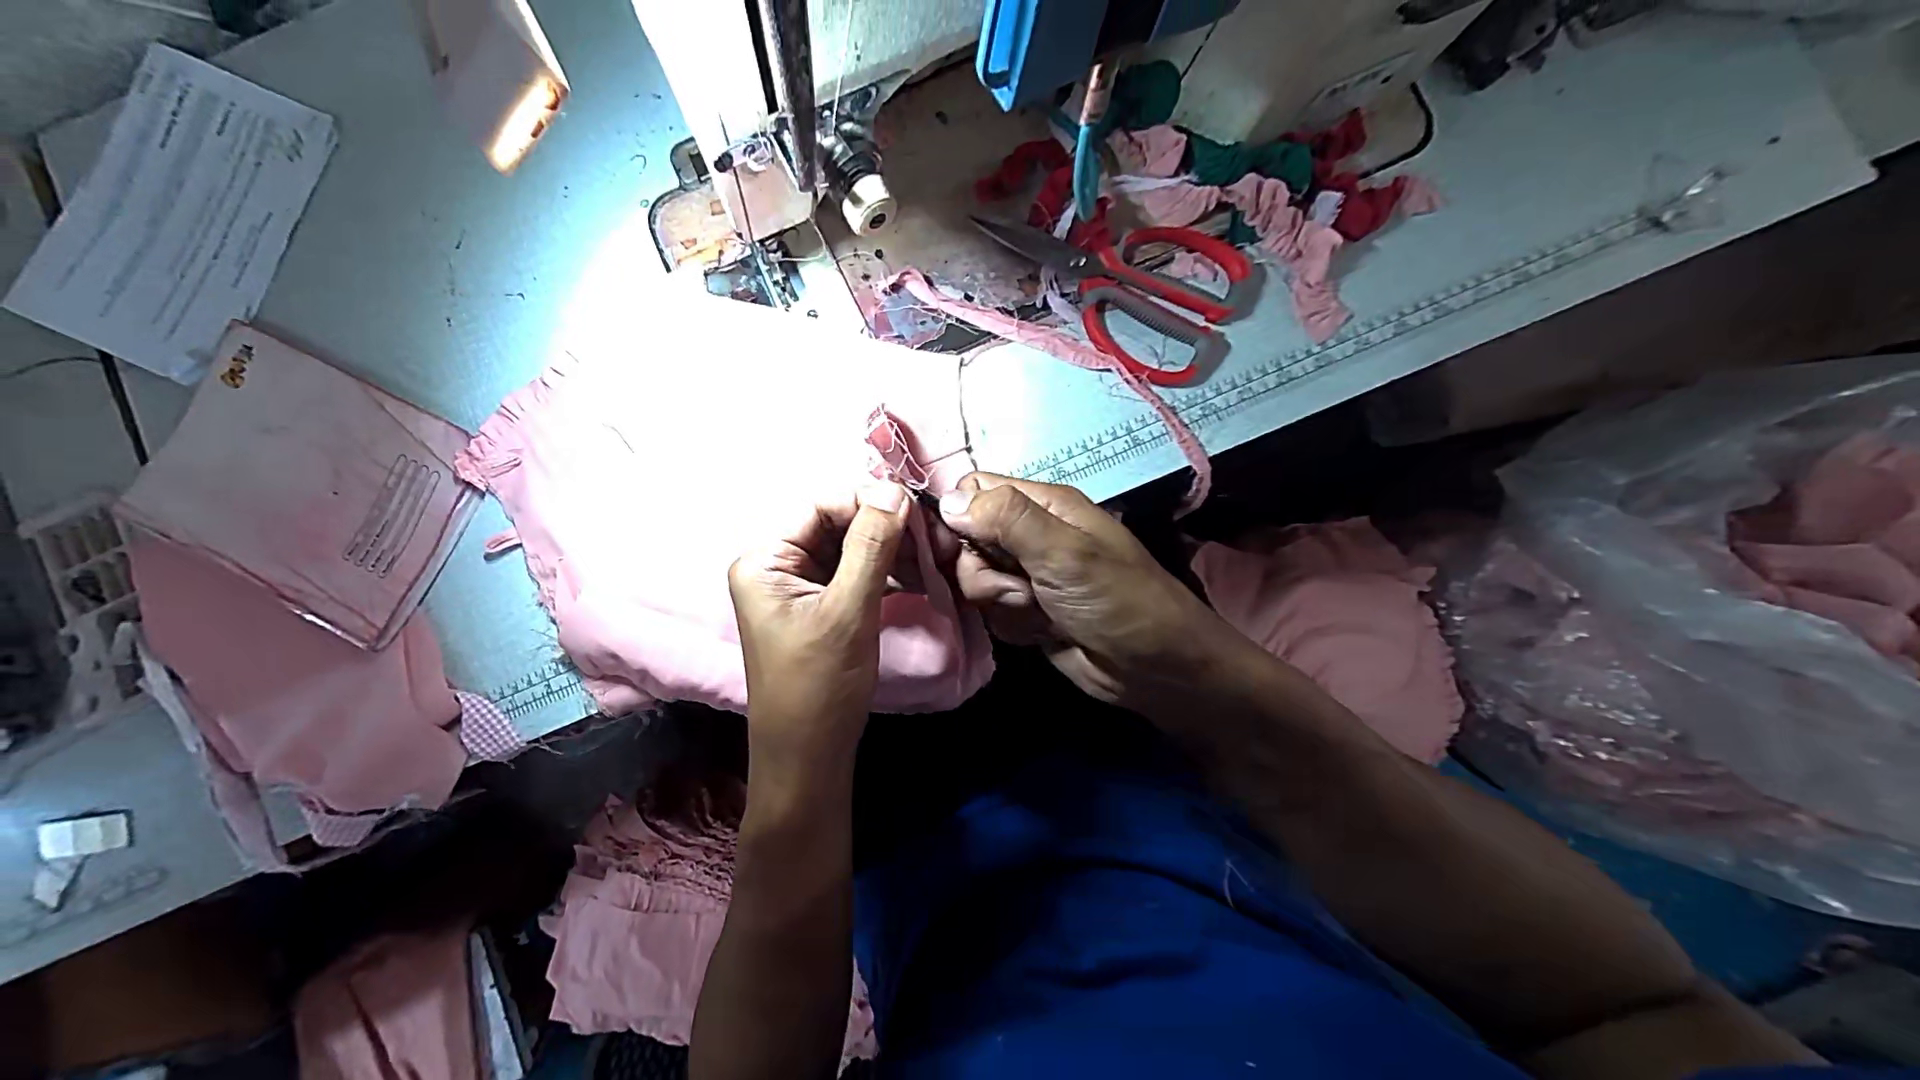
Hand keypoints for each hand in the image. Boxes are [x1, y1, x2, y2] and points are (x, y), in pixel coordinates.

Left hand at [728, 483, 909, 774]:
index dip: (866, 501)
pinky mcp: (821, 608)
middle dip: (884, 528)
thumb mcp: (848, 611)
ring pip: (851, 549)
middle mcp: (777, 567)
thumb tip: (894, 488)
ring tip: (930, 558)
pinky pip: (855, 574)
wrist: (810, 758)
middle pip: (836, 525)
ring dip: (890, 550)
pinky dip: (885, 572)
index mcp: (764, 561)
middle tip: (931, 537)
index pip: (818, 506)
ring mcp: (799, 589)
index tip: (915, 509)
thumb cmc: (820, 686)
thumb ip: (871, 545)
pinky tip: (915, 577)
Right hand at [937, 473, 1236, 711]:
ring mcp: (1027, 575)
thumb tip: (949, 502)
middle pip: (967, 540)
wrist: (1154, 668)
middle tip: (1019, 585)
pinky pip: (991, 612)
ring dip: (1000, 601)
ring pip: (975, 580)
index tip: (959, 545)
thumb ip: (1006, 520)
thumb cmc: (1117, 599)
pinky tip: (1042, 630)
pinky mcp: (1026, 612)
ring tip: (1039, 610)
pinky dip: (1011, 624)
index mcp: (1042, 505)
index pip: (975, 490)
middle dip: (983, 570)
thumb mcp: (1063, 551)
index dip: (959, 515)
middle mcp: (1029, 535)